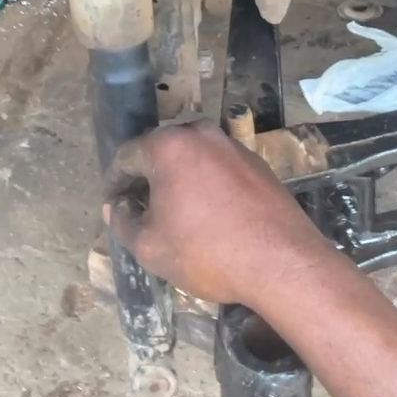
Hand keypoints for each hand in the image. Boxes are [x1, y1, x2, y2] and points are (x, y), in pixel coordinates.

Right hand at [104, 120, 339, 305]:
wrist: (283, 263)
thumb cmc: (208, 252)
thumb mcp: (151, 247)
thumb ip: (123, 223)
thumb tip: (115, 208)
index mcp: (168, 145)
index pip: (126, 156)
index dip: (115, 183)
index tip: (112, 205)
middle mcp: (199, 133)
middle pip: (160, 151)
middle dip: (146, 178)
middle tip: (140, 209)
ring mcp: (231, 145)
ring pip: (191, 158)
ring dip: (178, 180)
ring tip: (175, 213)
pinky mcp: (256, 162)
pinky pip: (218, 167)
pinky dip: (206, 184)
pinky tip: (210, 214)